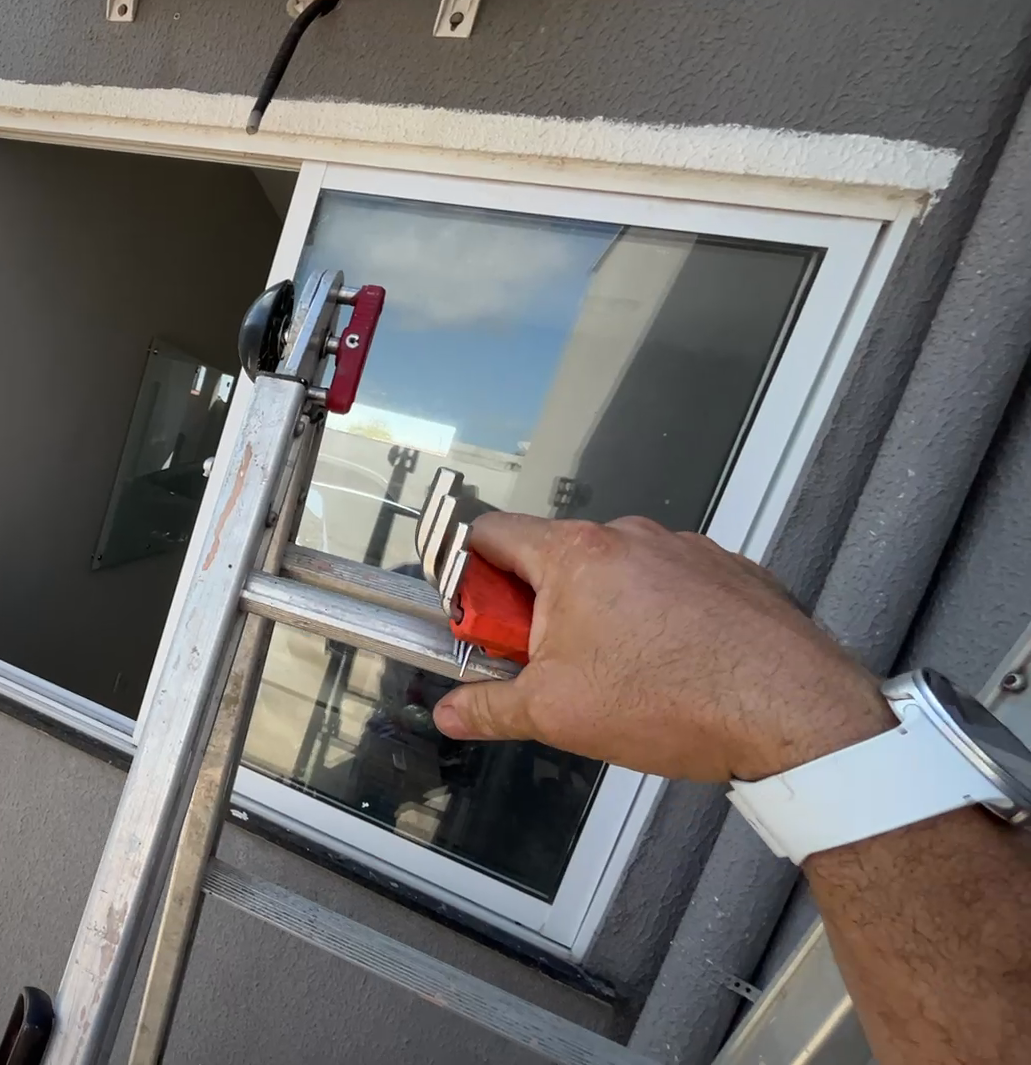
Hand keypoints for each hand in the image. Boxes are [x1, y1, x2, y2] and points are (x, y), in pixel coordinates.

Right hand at [433, 515, 891, 782]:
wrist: (806, 724)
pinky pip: (664, 579)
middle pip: (548, 553)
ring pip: (608, 567)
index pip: (488, 532)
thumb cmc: (674, 703)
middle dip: (530, 600)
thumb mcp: (551, 713)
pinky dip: (649, 609)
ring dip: (590, 604)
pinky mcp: (732, 571)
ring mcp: (685, 550)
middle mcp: (627, 537)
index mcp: (573, 554)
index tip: (477, 614)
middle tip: (540, 653)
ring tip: (611, 664)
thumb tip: (450, 713)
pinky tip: (665, 659)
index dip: (467, 570)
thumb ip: (486, 707)